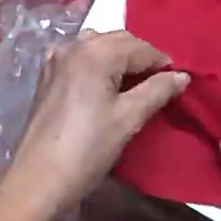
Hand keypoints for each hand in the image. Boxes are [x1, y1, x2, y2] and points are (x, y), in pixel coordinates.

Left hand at [0, 31, 189, 217]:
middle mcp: (75, 46)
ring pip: (99, 45)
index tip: (178, 81)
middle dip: (141, 57)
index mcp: (97, 51)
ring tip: (135, 84)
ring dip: (120, 58)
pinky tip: (106, 85)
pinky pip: (81, 56)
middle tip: (160, 83)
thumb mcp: (129, 118)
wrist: (38, 179)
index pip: (140, 47)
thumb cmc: (88, 148)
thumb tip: (182, 76)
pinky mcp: (48, 75)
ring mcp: (58, 59)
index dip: (162, 63)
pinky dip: (99, 63)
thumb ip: (158, 91)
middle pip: (119, 40)